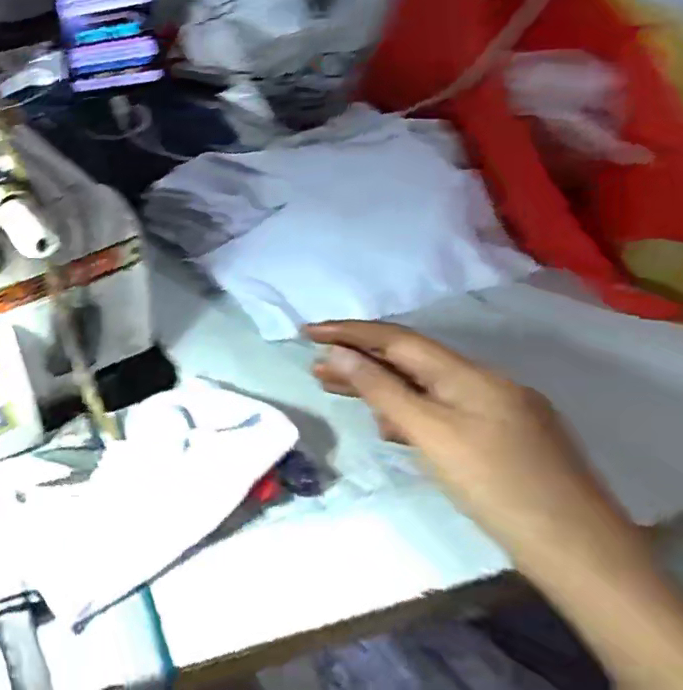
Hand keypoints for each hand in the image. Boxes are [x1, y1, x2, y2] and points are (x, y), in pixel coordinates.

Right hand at [306, 320, 628, 568]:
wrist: (580, 554)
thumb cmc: (493, 484)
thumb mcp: (425, 432)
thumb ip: (378, 387)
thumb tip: (336, 351)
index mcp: (474, 377)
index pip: (399, 340)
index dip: (349, 332)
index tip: (304, 331)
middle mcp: (491, 386)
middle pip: (412, 360)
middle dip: (360, 360)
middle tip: (315, 367)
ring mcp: (504, 413)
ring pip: (426, 385)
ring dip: (379, 385)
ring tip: (337, 390)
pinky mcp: (506, 438)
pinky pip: (443, 407)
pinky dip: (407, 408)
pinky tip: (388, 425)